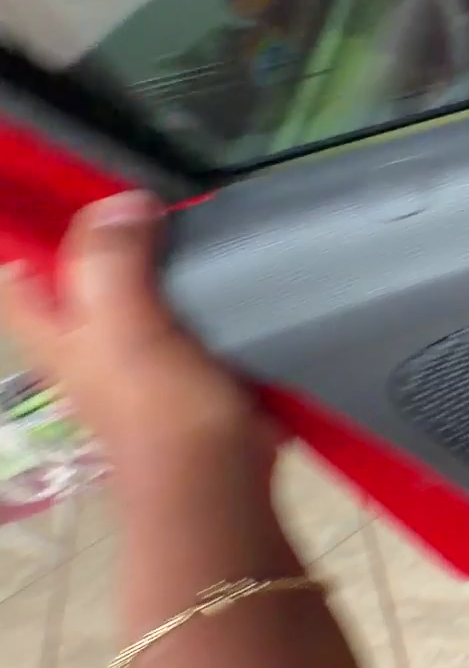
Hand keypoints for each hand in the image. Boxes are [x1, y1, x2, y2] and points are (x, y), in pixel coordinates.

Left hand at [0, 191, 275, 499]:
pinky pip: (198, 312)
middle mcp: (93, 338)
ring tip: (212, 232)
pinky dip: (213, 292)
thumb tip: (123, 201)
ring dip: (174, 265)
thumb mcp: (128, 329)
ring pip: (149, 293)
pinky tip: (244, 278)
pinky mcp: (197, 361)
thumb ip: (116, 266)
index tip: (97, 199)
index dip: (46, 234)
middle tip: (167, 207)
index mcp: (60, 330)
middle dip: (120, 241)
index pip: (25, 273)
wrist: (215, 468)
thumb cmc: (160, 404)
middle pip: (90, 277)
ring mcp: (145, 352)